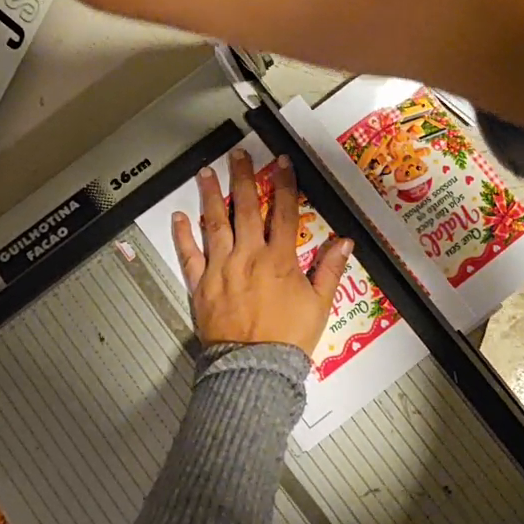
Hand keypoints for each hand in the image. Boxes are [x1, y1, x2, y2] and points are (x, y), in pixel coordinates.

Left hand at [172, 149, 352, 354]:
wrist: (254, 368)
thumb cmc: (288, 339)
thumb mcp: (319, 304)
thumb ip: (329, 270)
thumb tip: (345, 242)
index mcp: (279, 259)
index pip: (284, 212)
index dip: (284, 184)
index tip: (282, 162)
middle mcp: (249, 256)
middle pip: (246, 208)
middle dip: (243, 177)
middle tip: (238, 155)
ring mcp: (222, 268)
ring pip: (215, 223)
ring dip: (210, 195)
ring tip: (206, 172)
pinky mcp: (201, 285)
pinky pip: (189, 255)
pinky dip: (182, 235)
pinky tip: (178, 217)